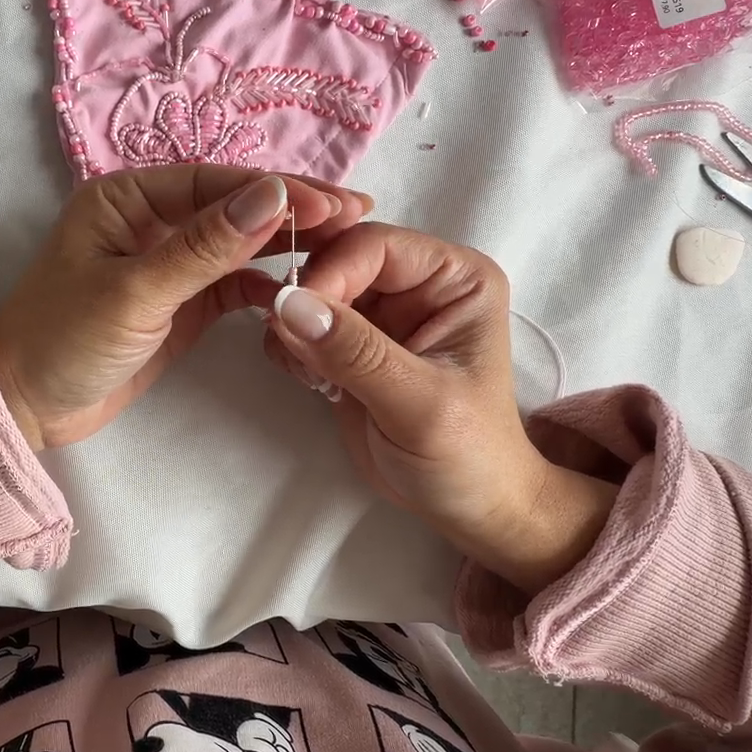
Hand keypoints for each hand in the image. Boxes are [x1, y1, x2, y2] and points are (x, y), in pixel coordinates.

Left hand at [0, 166, 368, 449]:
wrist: (29, 406)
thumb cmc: (63, 339)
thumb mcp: (134, 291)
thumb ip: (203, 248)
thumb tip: (272, 195)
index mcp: (126, 198)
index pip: (212, 181)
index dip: (274, 189)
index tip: (333, 202)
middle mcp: (149, 221)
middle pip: (231, 206)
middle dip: (291, 209)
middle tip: (358, 213)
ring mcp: (166, 263)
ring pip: (236, 244)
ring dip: (285, 244)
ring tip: (345, 245)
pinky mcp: (178, 303)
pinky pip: (229, 284)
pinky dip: (263, 285)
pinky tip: (299, 287)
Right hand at [248, 223, 617, 594]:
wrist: (464, 506)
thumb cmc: (465, 455)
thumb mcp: (418, 403)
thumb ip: (356, 352)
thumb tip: (286, 302)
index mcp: (452, 278)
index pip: (372, 245)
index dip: (328, 274)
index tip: (293, 318)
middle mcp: (414, 284)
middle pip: (332, 261)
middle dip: (305, 303)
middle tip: (302, 356)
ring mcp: (377, 313)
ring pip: (307, 291)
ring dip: (292, 329)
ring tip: (312, 377)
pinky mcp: (346, 343)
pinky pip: (297, 323)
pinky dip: (288, 348)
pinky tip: (311, 383)